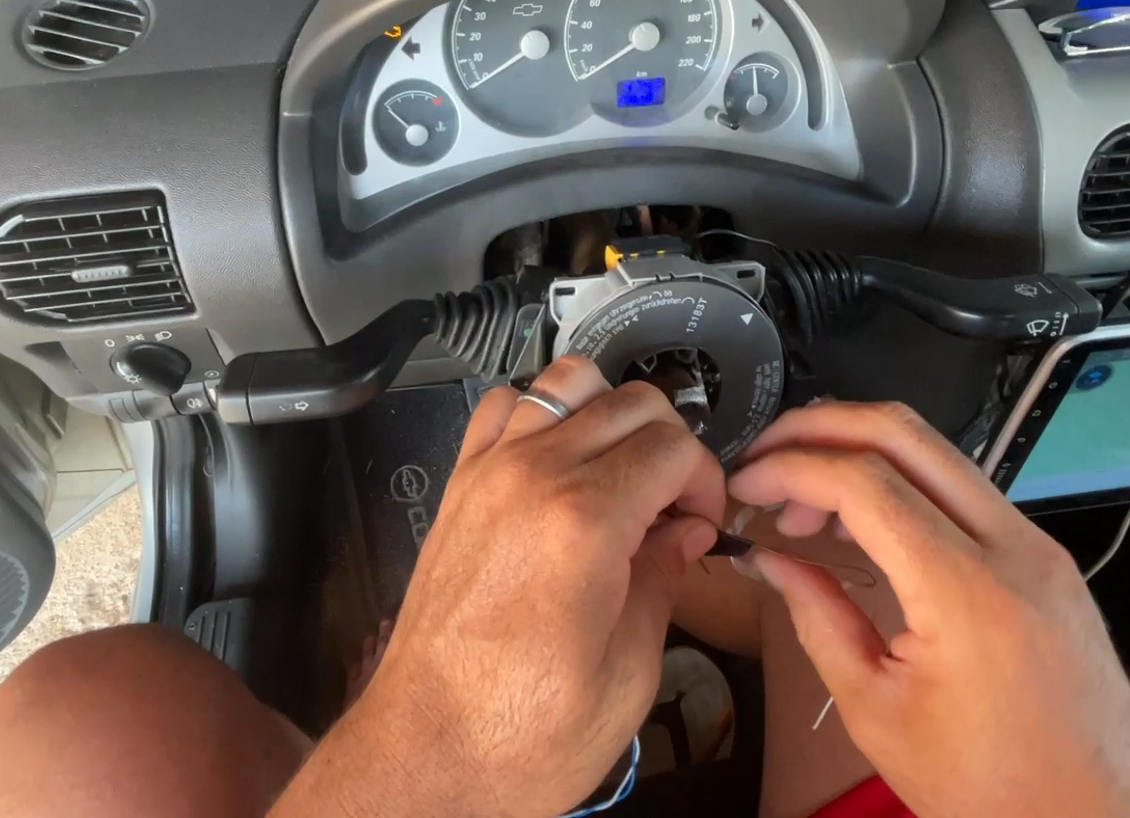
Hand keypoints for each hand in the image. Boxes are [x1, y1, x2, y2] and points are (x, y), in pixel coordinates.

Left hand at [271, 357, 725, 817]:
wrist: (424, 749)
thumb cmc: (528, 733)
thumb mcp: (628, 673)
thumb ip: (664, 578)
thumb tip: (687, 529)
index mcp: (587, 521)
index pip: (674, 447)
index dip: (705, 480)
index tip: (703, 521)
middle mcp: (536, 473)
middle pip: (631, 402)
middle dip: (672, 442)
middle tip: (673, 502)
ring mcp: (491, 468)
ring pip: (568, 380)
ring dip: (610, 410)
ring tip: (620, 467)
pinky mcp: (460, 480)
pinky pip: (503, 404)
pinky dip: (540, 411)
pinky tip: (555, 459)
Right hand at [728, 402, 1129, 817]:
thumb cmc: (990, 792)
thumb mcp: (876, 712)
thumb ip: (815, 616)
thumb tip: (765, 556)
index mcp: (967, 590)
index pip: (862, 480)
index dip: (788, 468)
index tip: (742, 485)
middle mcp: (1011, 542)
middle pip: (898, 430)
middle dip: (814, 426)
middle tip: (762, 458)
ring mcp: (1034, 540)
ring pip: (928, 445)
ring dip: (849, 449)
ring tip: (800, 505)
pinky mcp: (1040, 551)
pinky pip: (951, 482)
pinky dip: (888, 477)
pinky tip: (854, 522)